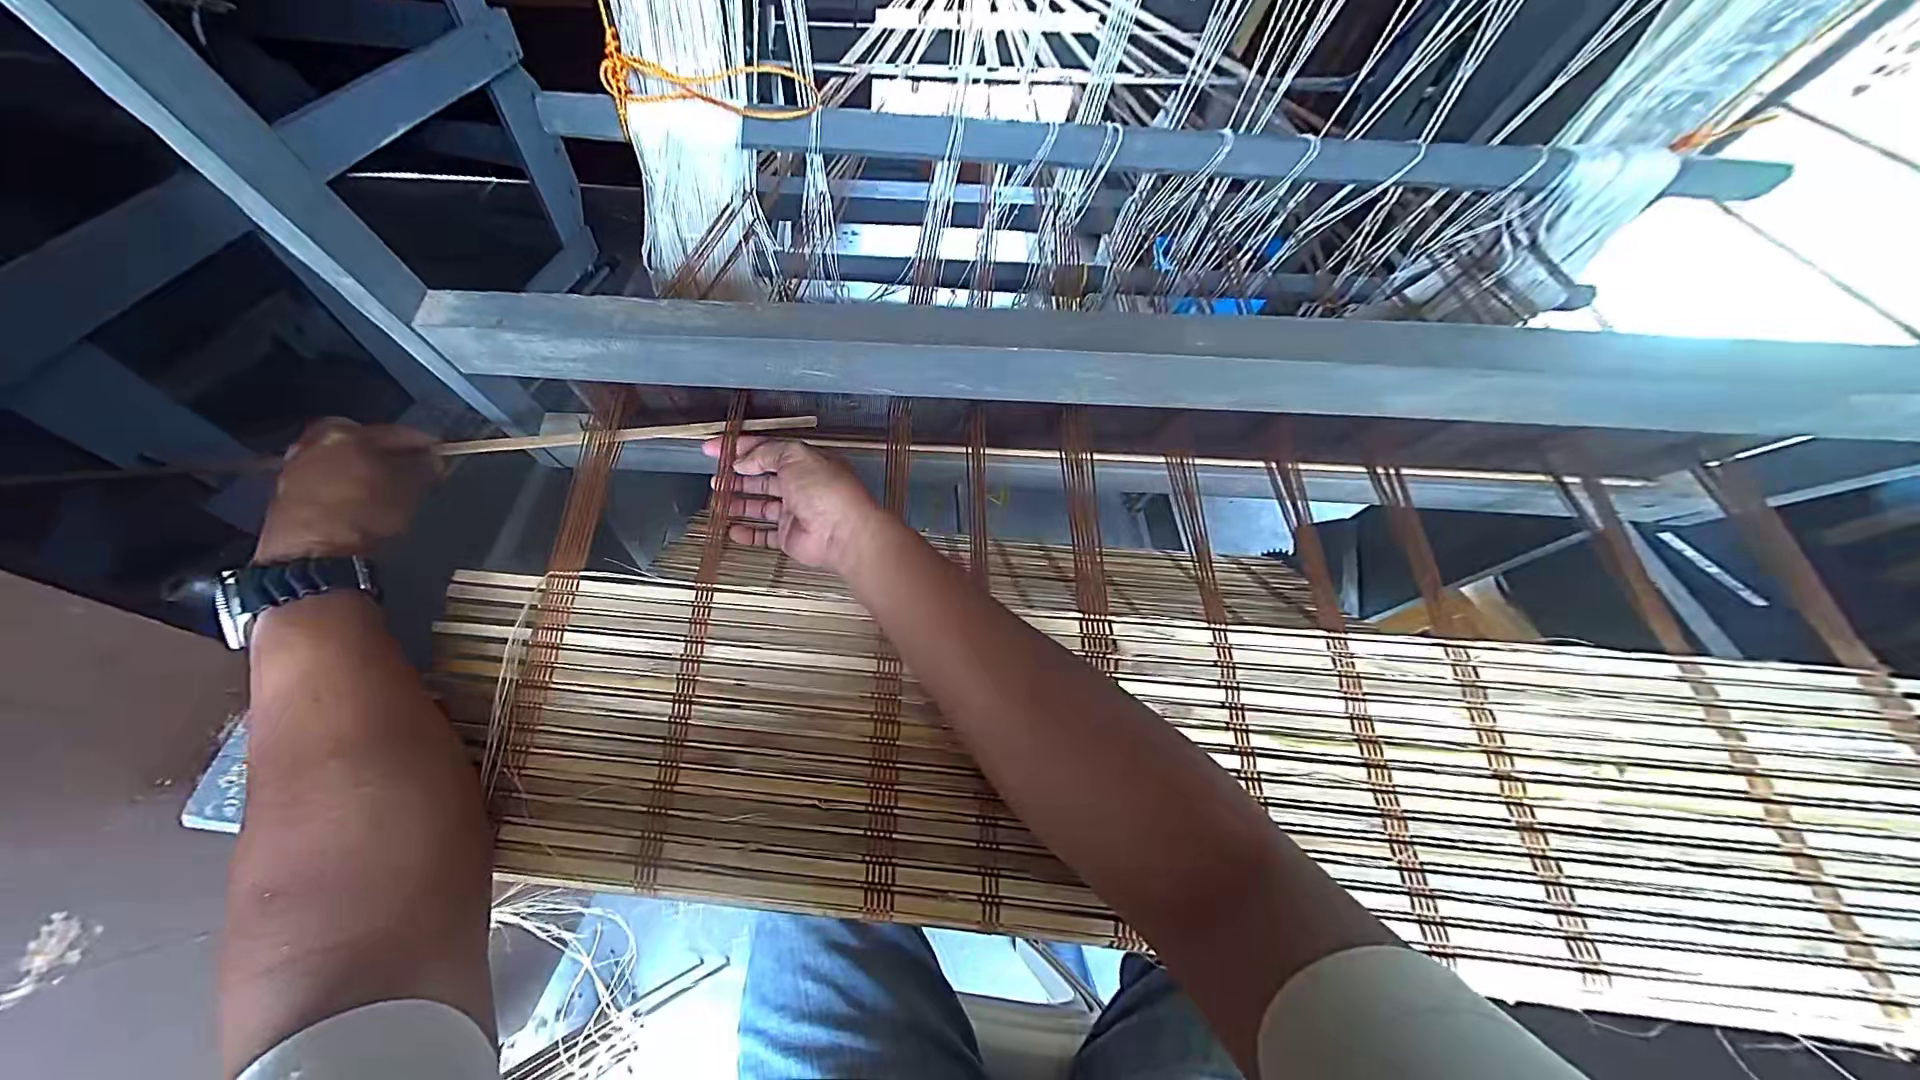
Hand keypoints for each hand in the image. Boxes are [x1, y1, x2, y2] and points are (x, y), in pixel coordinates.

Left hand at [255, 418, 442, 562]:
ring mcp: (292, 468)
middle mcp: (313, 443)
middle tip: (406, 465)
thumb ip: (423, 468)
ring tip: (382, 485)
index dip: (420, 442)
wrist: (315, 554)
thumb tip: (432, 460)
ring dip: (359, 467)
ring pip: (336, 459)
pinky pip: (322, 479)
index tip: (438, 452)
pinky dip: (341, 484)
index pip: (392, 431)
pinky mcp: (282, 495)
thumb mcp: (411, 490)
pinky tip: (357, 501)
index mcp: (345, 434)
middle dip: (382, 451)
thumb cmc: (370, 513)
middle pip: (357, 440)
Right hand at [702, 436, 887, 571]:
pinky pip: (765, 535)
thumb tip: (743, 460)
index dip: (740, 447)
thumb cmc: (826, 490)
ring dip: (739, 502)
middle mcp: (801, 486)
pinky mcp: (791, 537)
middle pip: (763, 478)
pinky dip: (748, 533)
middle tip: (714, 476)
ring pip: (762, 506)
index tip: (714, 447)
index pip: (768, 450)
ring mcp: (796, 513)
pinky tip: (732, 529)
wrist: (844, 532)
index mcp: (805, 462)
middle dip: (738, 476)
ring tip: (717, 498)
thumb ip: (766, 454)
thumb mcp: (795, 456)